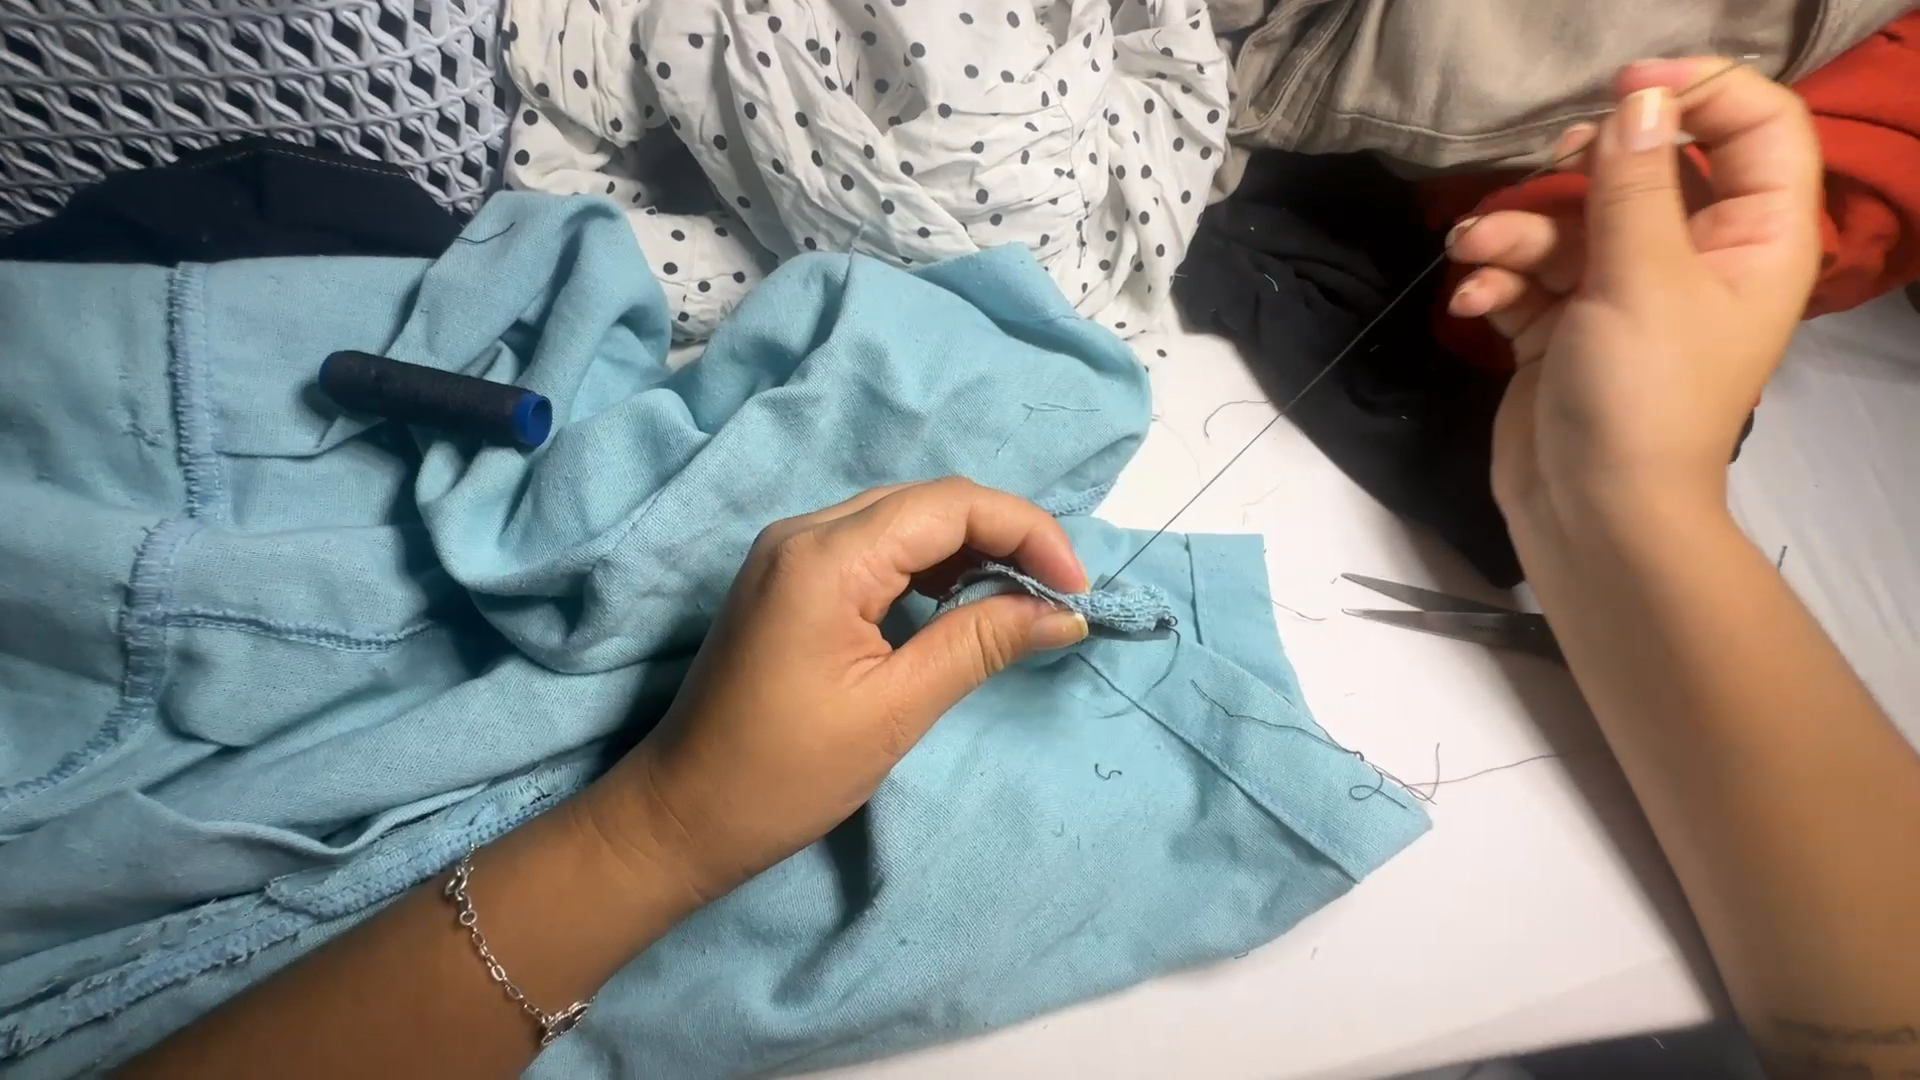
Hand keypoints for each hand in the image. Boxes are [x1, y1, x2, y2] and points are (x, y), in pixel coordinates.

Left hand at [581, 478, 1091, 902]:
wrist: (682, 814)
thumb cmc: (784, 775)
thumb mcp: (896, 710)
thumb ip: (981, 644)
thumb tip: (1064, 613)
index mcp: (827, 557)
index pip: (951, 505)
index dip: (1027, 532)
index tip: (1075, 587)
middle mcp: (806, 530)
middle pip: (930, 502)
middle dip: (1005, 536)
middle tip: (1055, 594)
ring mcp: (793, 548)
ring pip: (906, 518)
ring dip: (971, 548)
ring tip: (1021, 596)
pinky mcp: (792, 574)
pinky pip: (877, 544)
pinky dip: (931, 564)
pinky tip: (960, 597)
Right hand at [1445, 59, 1823, 520]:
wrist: (1587, 502)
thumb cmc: (1641, 393)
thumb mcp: (1640, 281)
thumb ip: (1633, 188)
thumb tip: (1637, 100)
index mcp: (1750, 236)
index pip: (1749, 131)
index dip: (1694, 96)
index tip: (1618, 91)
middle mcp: (1685, 257)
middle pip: (1634, 178)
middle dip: (1573, 176)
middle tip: (1535, 172)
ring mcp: (1613, 296)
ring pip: (1562, 231)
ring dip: (1511, 236)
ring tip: (1472, 254)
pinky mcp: (1555, 331)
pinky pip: (1523, 283)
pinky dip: (1493, 285)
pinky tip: (1471, 302)